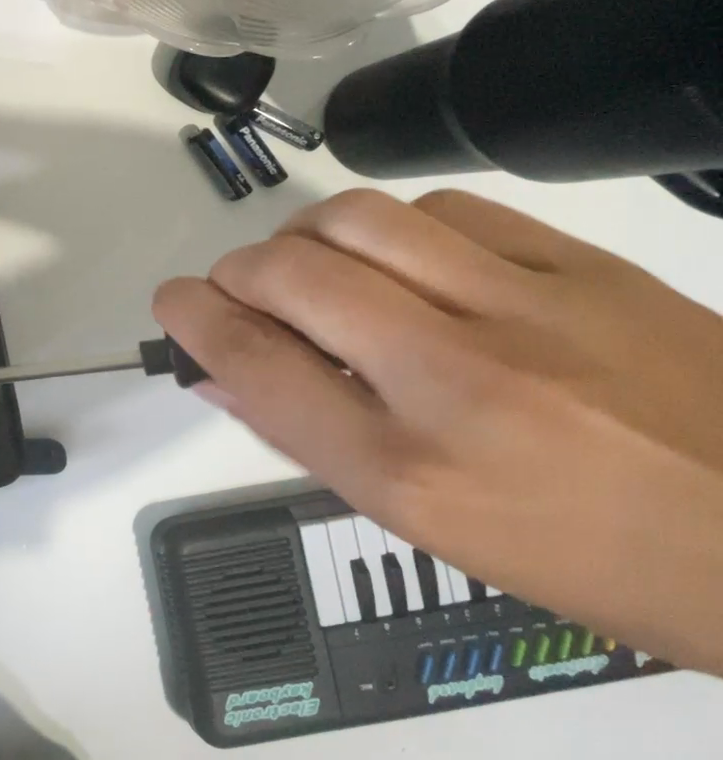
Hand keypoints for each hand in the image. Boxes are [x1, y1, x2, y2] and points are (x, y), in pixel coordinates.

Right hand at [154, 189, 722, 674]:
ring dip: (300, 237)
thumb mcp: (433, 528)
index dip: (190, 317)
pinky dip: (390, 227)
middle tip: (238, 290)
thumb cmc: (595, 559)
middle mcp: (454, 383)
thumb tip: (222, 373)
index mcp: (409, 471)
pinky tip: (400, 256)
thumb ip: (312, 440)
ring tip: (310, 264)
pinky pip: (446, 211)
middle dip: (232, 273)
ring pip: (354, 222)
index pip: (251, 361)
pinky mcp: (589, 270)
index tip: (175, 304)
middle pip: (285, 275)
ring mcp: (528, 313)